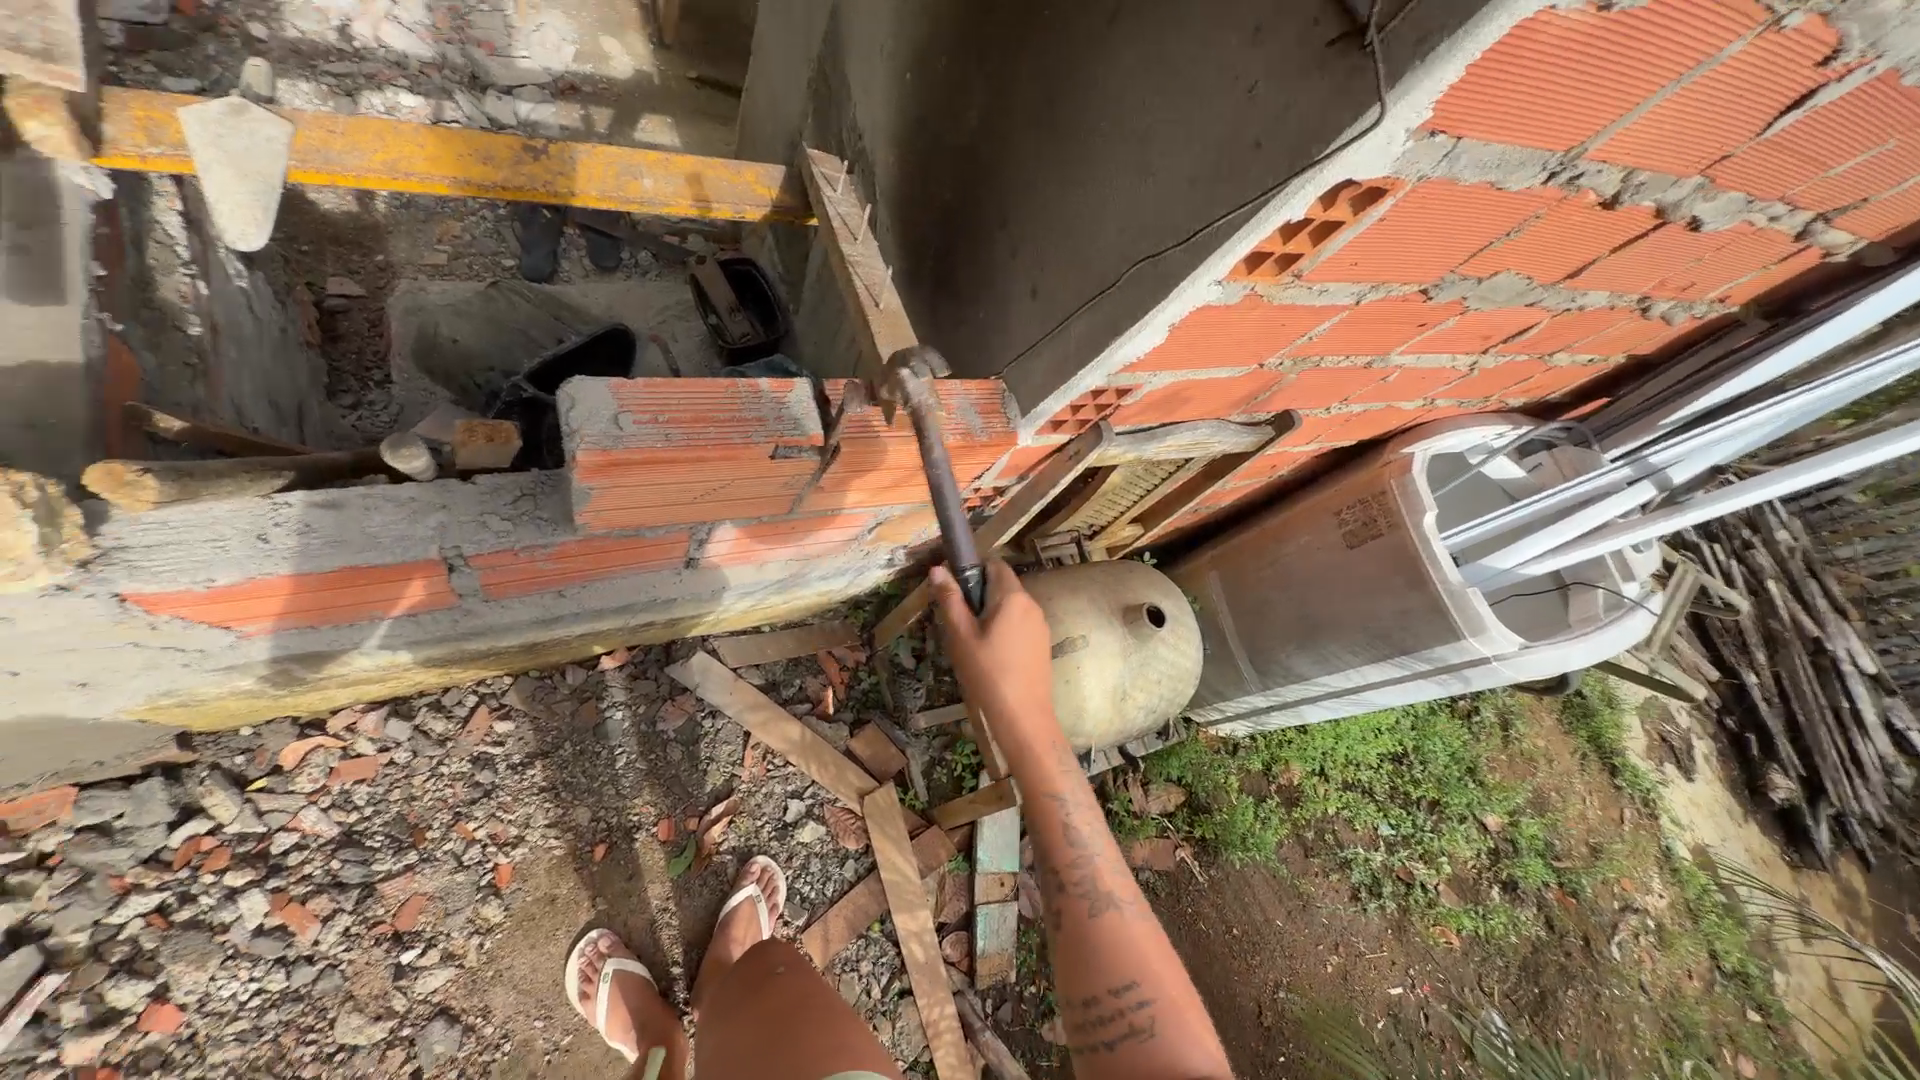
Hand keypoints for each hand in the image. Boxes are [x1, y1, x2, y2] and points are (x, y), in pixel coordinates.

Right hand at [927, 560, 1059, 749]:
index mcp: (1012, 597)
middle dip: (979, 594)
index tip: (954, 589)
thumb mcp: (961, 636)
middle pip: (1003, 585)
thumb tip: (938, 569)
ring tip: (970, 641)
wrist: (1022, 717)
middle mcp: (1032, 604)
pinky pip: (1019, 625)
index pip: (994, 564)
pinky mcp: (1043, 644)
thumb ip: (950, 600)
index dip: (973, 569)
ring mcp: (1040, 625)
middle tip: (957, 620)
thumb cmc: (987, 673)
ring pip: (1011, 607)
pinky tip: (990, 655)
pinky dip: (1003, 629)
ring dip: (990, 613)